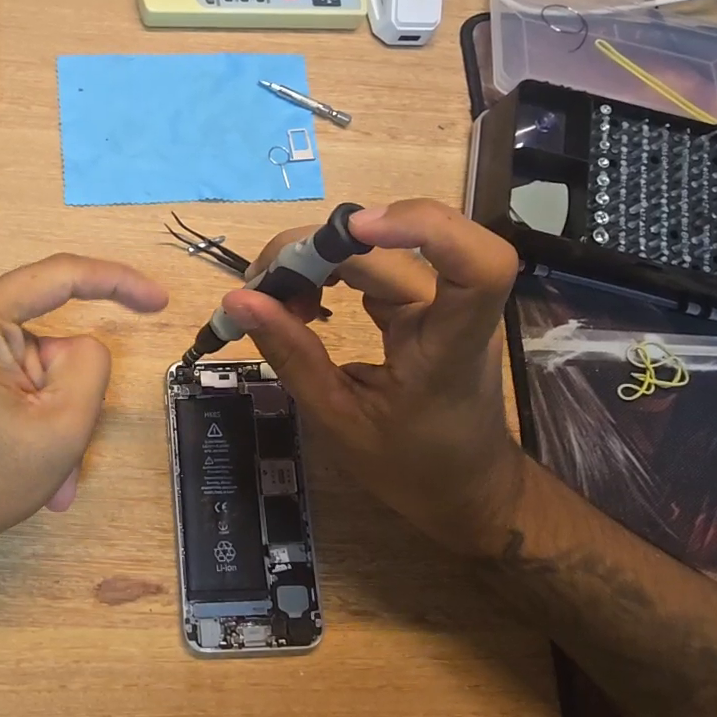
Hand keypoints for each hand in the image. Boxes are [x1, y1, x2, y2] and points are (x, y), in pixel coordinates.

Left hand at [0, 254, 168, 570]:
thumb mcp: (63, 425)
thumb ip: (92, 364)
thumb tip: (85, 344)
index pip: (57, 277)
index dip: (116, 281)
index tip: (157, 299)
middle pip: (48, 330)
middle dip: (69, 387)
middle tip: (73, 439)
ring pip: (38, 359)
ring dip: (54, 408)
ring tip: (49, 466)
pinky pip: (17, 373)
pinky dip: (35, 410)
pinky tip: (29, 453)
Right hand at [221, 200, 522, 556]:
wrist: (464, 488)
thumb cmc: (410, 467)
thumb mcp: (338, 419)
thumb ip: (292, 355)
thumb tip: (238, 300)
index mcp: (449, 348)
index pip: (477, 266)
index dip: (426, 227)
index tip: (353, 228)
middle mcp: (453, 313)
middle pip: (391, 251)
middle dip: (317, 252)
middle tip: (258, 286)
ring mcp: (441, 305)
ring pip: (380, 251)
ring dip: (319, 258)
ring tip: (274, 295)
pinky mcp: (425, 305)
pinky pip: (377, 268)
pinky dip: (333, 273)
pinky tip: (303, 300)